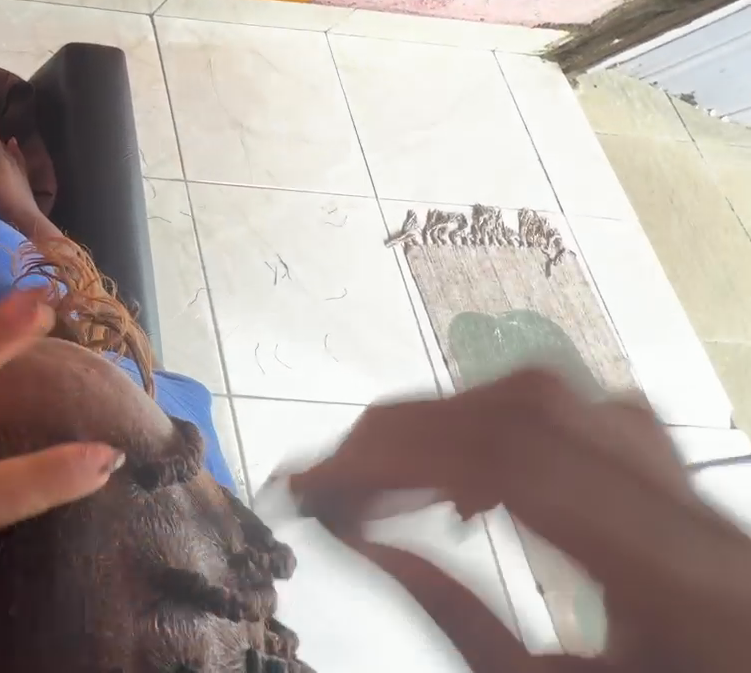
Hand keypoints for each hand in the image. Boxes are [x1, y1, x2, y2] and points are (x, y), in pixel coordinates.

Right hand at [287, 369, 750, 671]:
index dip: (391, 457)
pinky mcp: (678, 490)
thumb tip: (346, 527)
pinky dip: (493, 417)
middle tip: (332, 475)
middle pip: (521, 413)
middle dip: (399, 432)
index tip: (313, 483)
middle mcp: (699, 521)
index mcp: (683, 584)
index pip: (512, 464)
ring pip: (547, 396)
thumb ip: (454, 616)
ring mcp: (694, 497)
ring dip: (439, 419)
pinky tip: (463, 462)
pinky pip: (581, 412)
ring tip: (389, 469)